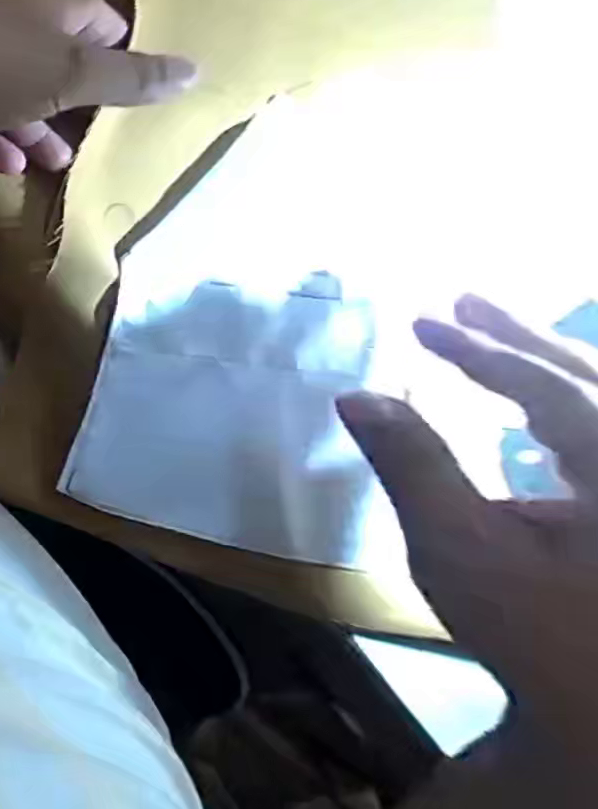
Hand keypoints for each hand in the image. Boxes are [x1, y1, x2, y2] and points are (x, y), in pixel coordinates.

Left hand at [0, 0, 197, 173]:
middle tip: (96, 144)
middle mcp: (10, 32)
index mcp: (51, 13)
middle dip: (76, 107)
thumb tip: (197, 70)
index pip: (103, 25)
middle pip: (55, 68)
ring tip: (56, 167)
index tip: (136, 96)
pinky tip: (5, 169)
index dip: (122, 57)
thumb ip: (128, 77)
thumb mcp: (68, 77)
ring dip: (35, 133)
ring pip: (13, 99)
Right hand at [336, 296, 597, 776]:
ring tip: (498, 335)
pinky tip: (534, 409)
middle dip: (532, 342)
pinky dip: (571, 410)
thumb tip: (359, 394)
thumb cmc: (539, 630)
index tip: (423, 322)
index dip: (487, 352)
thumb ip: (414, 464)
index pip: (561, 394)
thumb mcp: (461, 547)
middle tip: (467, 301)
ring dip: (555, 367)